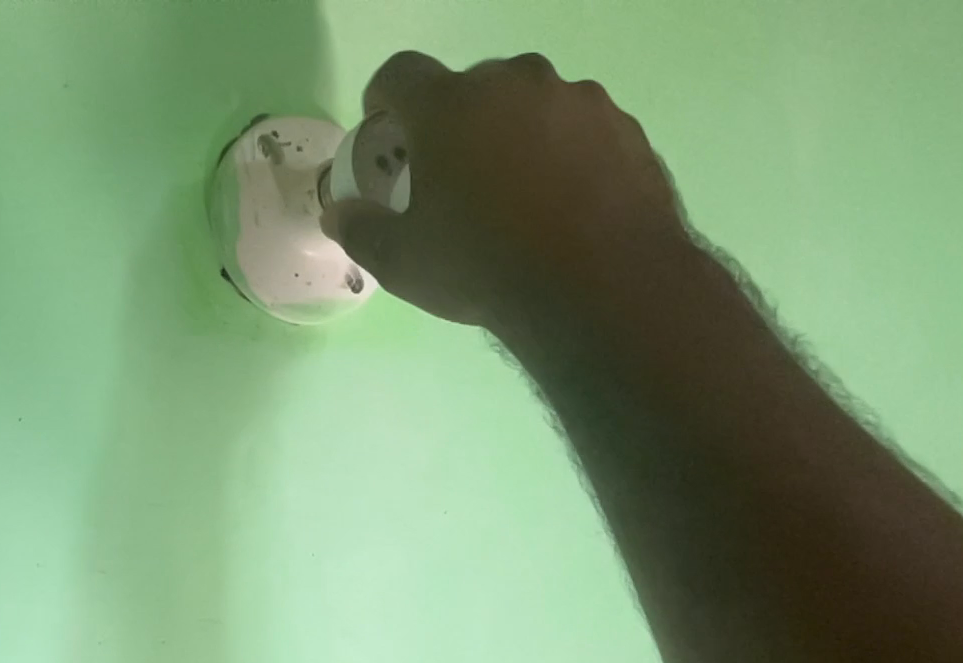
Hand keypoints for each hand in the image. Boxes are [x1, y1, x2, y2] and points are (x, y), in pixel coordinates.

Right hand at [324, 51, 687, 336]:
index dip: (383, 98)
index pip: (400, 75)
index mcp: (449, 107)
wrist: (595, 288)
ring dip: (510, 137)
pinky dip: (559, 155)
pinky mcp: (623, 127)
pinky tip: (559, 207)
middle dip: (453, 123)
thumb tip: (339, 212)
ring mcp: (577, 99)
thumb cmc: (480, 267)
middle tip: (450, 177)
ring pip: (528, 106)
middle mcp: (515, 83)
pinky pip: (576, 130)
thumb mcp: (400, 262)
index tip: (384, 128)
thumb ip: (360, 229)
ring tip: (512, 198)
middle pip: (469, 87)